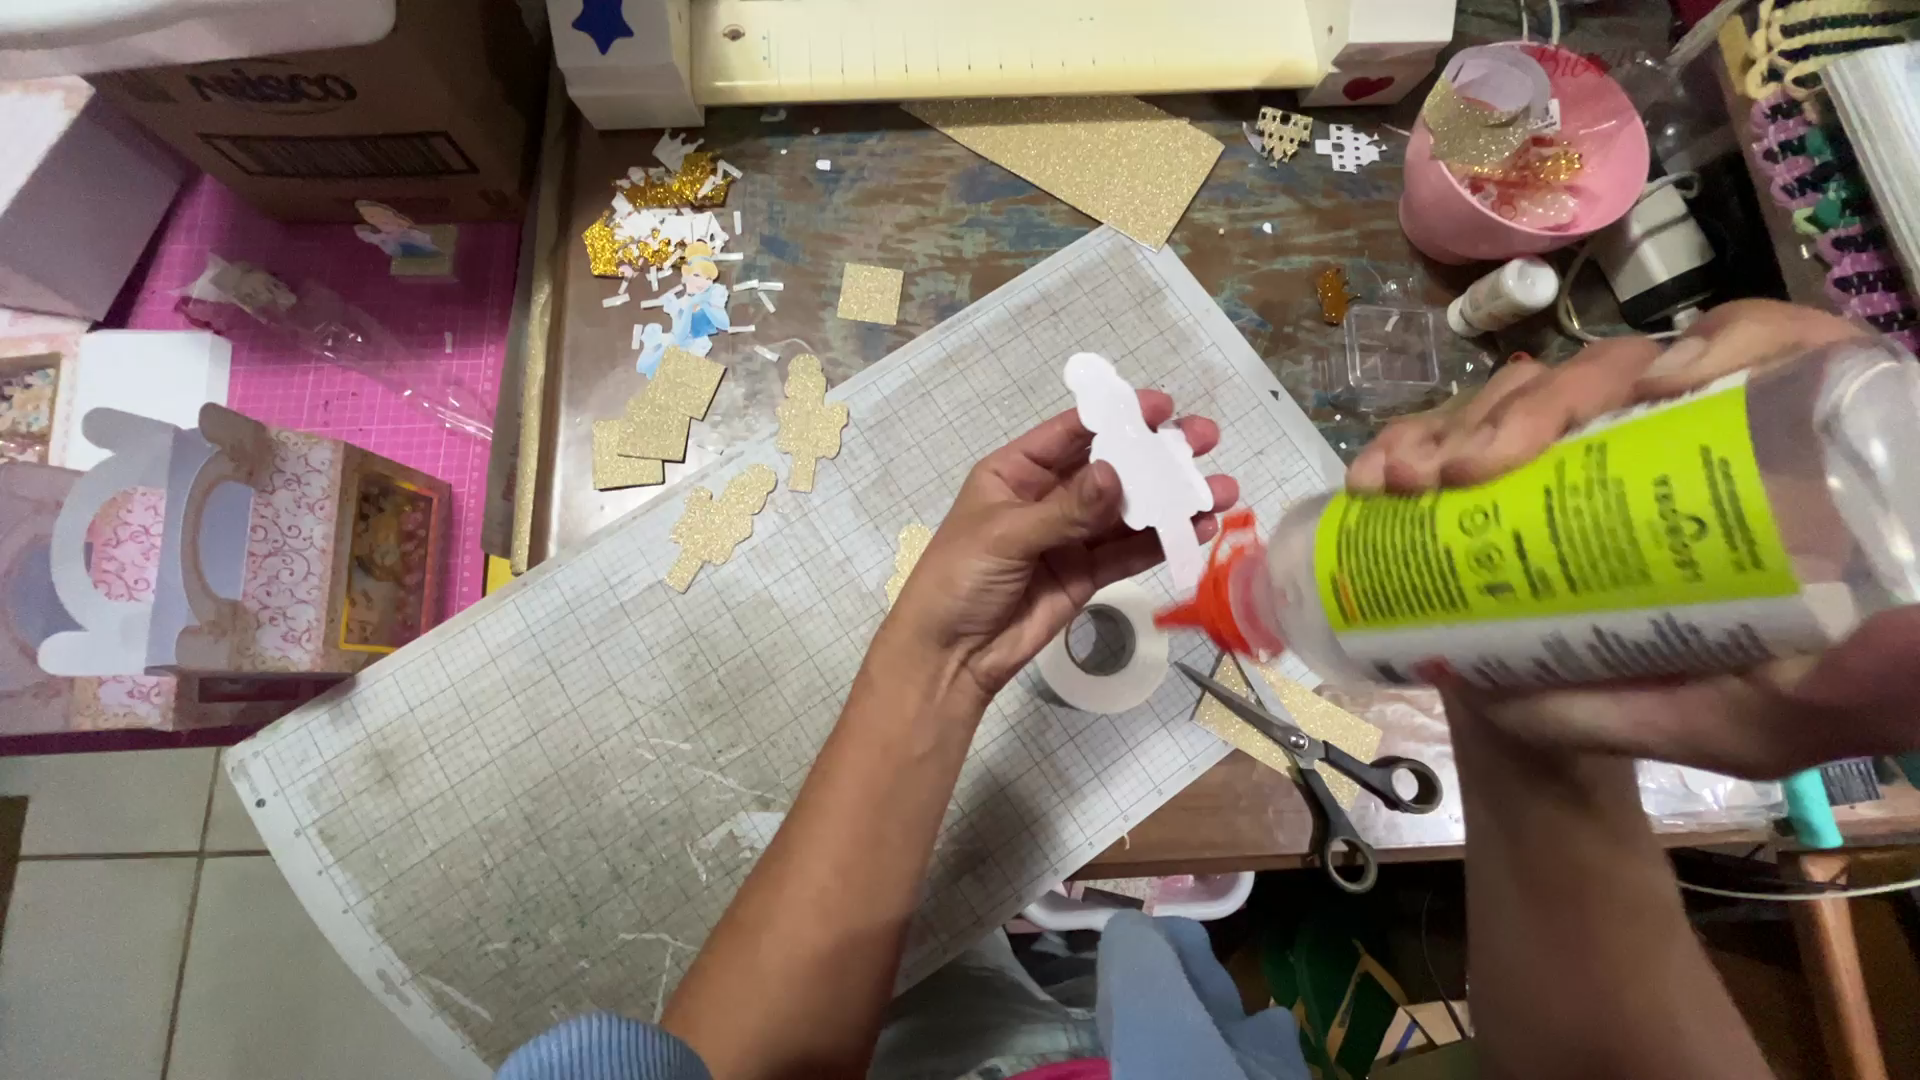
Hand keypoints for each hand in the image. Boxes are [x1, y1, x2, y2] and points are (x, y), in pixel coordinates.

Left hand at [884, 390, 1237, 703]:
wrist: (950, 654)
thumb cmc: (959, 578)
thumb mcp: (1005, 536)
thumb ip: (1065, 509)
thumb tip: (1117, 474)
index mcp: (1015, 473)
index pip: (1071, 434)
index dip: (1115, 417)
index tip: (1160, 407)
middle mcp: (1047, 498)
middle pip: (1109, 468)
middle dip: (1155, 454)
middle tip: (1204, 439)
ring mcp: (1070, 537)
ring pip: (1127, 511)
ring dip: (1171, 500)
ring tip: (1219, 489)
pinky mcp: (1086, 574)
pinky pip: (1128, 552)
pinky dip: (1161, 541)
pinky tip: (1197, 528)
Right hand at [1353, 299, 1919, 777]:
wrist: (1545, 722)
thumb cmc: (1663, 709)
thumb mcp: (1762, 717)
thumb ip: (1838, 698)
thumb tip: (1918, 636)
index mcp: (1743, 470)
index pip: (1759, 356)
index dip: (1721, 343)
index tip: (1661, 393)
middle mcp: (1645, 439)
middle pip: (1608, 368)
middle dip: (1530, 406)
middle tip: (1471, 471)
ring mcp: (1549, 452)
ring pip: (1512, 389)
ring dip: (1449, 425)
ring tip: (1407, 483)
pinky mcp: (1476, 474)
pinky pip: (1435, 429)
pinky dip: (1398, 443)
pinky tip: (1373, 481)